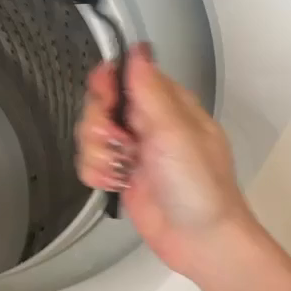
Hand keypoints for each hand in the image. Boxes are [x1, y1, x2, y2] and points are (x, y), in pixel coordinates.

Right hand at [75, 49, 253, 278]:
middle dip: (98, 126)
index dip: (107, 86)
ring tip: (121, 171)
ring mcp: (133, 150)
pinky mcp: (120, 175)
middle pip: (99, 105)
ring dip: (97, 154)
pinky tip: (115, 184)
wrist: (200, 241)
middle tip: (120, 144)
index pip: (124, 76)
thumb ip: (149, 90)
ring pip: (89, 135)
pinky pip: (89, 162)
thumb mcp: (174, 131)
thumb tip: (139, 49)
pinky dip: (96, 173)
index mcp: (167, 105)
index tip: (107, 103)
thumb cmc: (198, 185)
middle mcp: (148, 124)